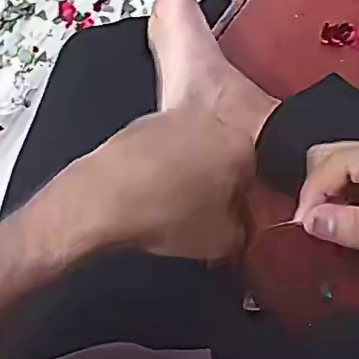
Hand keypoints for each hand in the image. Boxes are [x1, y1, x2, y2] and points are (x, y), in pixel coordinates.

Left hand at [48, 108, 254, 262]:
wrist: (104, 198)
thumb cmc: (165, 215)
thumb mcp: (221, 241)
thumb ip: (242, 234)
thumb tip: (239, 231)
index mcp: (240, 146)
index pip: (254, 176)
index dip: (242, 203)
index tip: (231, 220)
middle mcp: (212, 122)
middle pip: (224, 156)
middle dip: (216, 183)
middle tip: (203, 214)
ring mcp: (175, 117)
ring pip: (194, 149)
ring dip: (188, 172)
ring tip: (171, 206)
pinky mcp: (144, 121)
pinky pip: (163, 146)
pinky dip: (161, 165)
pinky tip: (149, 192)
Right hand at [295, 140, 358, 303]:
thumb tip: (311, 219)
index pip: (349, 158)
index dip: (319, 186)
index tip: (304, 221)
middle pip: (337, 155)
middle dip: (317, 188)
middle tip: (308, 226)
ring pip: (336, 169)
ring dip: (322, 197)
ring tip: (317, 228)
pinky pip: (346, 187)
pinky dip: (332, 205)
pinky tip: (330, 226)